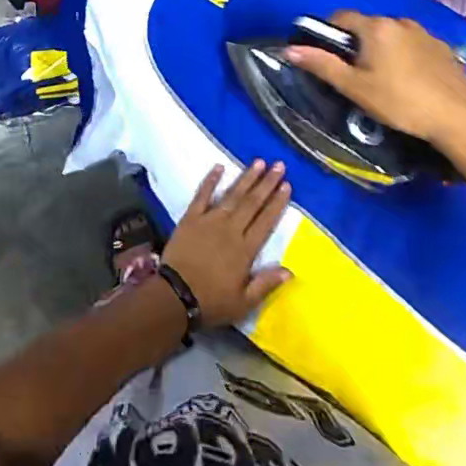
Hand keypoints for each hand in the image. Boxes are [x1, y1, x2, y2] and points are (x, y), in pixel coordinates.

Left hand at [160, 161, 292, 326]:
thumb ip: (266, 284)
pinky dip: (210, 180)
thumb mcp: (244, 303)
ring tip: (258, 162)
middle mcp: (230, 230)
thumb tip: (290, 270)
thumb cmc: (211, 301)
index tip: (287, 185)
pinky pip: (202, 195)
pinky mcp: (190, 218)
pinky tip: (219, 167)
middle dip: (267, 183)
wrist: (175, 295)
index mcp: (245, 250)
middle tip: (279, 165)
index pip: (266, 221)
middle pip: (252, 203)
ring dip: (246, 178)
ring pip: (232, 195)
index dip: (277, 203)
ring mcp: (209, 221)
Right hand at [283, 10, 465, 146]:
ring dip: (382, 49)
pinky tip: (409, 80)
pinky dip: (405, 55)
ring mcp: (424, 33)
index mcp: (376, 27)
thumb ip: (322, 65)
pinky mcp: (443, 47)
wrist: (458, 116)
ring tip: (383, 78)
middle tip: (354, 74)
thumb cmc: (399, 102)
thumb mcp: (355, 87)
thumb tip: (290, 49)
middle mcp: (400, 21)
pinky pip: (413, 45)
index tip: (326, 55)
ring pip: (391, 35)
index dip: (328, 32)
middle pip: (367, 26)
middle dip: (356, 44)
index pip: (341, 16)